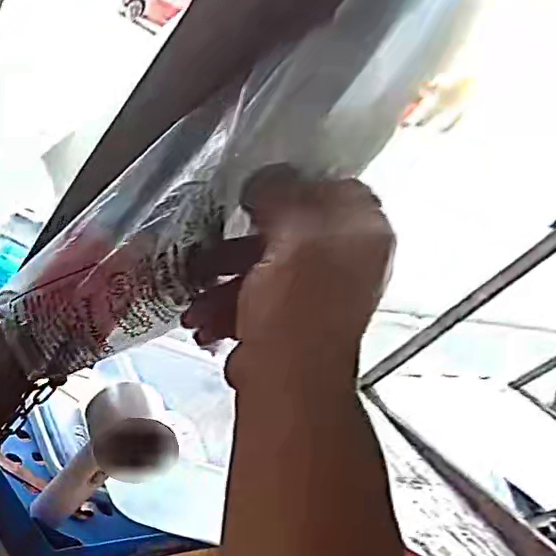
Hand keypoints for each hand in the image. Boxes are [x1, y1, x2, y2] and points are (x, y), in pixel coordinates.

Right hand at [179, 167, 393, 389]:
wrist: (286, 379)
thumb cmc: (295, 307)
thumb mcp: (290, 238)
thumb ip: (280, 197)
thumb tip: (266, 177)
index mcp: (360, 229)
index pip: (329, 187)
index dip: (287, 188)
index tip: (247, 198)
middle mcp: (345, 259)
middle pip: (285, 234)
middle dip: (237, 248)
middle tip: (206, 254)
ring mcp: (315, 296)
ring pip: (260, 273)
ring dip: (221, 286)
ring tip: (195, 304)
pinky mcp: (287, 325)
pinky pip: (253, 304)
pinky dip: (225, 311)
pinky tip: (203, 323)